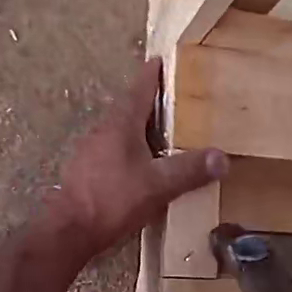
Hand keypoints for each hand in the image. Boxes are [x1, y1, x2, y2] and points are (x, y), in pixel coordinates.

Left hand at [47, 58, 227, 259]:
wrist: (68, 231)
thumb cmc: (113, 199)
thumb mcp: (158, 185)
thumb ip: (189, 170)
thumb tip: (223, 158)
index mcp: (120, 125)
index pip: (138, 91)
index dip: (151, 75)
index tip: (160, 60)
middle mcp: (102, 132)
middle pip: (128, 110)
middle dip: (149, 103)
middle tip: (171, 100)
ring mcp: (90, 153)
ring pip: (119, 133)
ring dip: (139, 130)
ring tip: (161, 135)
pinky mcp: (85, 174)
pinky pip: (112, 153)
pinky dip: (130, 152)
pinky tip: (140, 167)